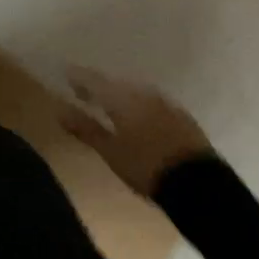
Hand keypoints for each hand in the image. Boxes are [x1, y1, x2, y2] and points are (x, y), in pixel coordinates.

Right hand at [60, 66, 212, 197]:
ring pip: (136, 92)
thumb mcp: (110, 151)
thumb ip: (85, 128)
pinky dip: (141, 106)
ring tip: (111, 108)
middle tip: (84, 94)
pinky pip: (154, 103)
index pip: (94, 80)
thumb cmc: (147, 166)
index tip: (65, 73)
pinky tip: (140, 119)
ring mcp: (166, 103)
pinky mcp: (183, 117)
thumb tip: (58, 109)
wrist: (201, 185)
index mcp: (122, 97)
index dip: (78, 77)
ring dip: (121, 96)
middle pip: (115, 84)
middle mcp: (143, 92)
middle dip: (99, 87)